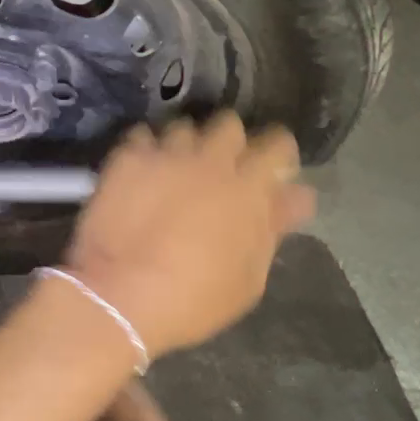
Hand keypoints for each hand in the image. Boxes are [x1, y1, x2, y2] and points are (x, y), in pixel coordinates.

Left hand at [64, 113, 315, 357]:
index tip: (272, 168)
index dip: (277, 152)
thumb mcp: (250, 276)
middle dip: (230, 140)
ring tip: (176, 170)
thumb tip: (297, 195)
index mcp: (247, 187)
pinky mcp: (127, 155)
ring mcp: (165, 152)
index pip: (276, 143)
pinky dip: (147, 149)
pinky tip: (143, 172)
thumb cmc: (196, 297)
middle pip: (228, 123)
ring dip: (186, 144)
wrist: (122, 293)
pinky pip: (142, 135)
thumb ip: (273, 226)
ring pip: (183, 126)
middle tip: (221, 168)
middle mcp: (208, 159)